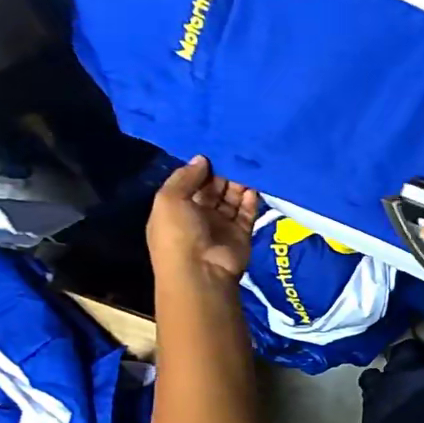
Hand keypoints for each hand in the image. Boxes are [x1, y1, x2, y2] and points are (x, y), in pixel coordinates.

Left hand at [148, 156, 259, 290]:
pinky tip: (255, 184)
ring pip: (232, 199)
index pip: (190, 183)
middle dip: (222, 172)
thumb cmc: (178, 234)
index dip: (200, 167)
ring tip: (247, 164)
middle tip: (234, 153)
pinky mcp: (242, 234)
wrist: (201, 272)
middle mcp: (199, 216)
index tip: (213, 149)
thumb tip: (201, 159)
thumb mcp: (169, 199)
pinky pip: (248, 212)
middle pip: (213, 189)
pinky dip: (251, 198)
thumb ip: (185, 176)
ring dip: (238, 183)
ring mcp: (222, 226)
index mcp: (177, 209)